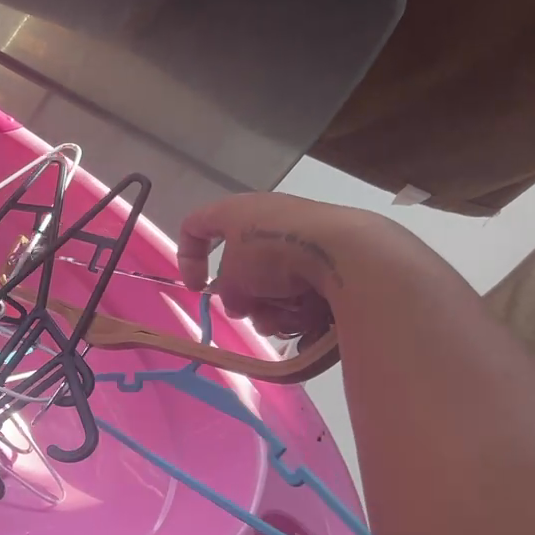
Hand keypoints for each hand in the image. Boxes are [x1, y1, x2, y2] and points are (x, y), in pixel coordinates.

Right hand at [176, 193, 378, 342]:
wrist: (346, 251)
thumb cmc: (273, 254)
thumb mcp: (234, 279)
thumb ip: (227, 292)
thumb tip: (240, 305)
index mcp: (235, 212)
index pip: (194, 227)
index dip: (187, 259)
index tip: (197, 288)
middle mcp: (268, 218)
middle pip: (243, 265)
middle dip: (244, 296)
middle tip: (248, 313)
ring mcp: (303, 233)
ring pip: (275, 279)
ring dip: (272, 307)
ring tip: (281, 323)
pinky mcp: (334, 250)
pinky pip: (306, 281)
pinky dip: (301, 303)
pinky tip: (307, 318)